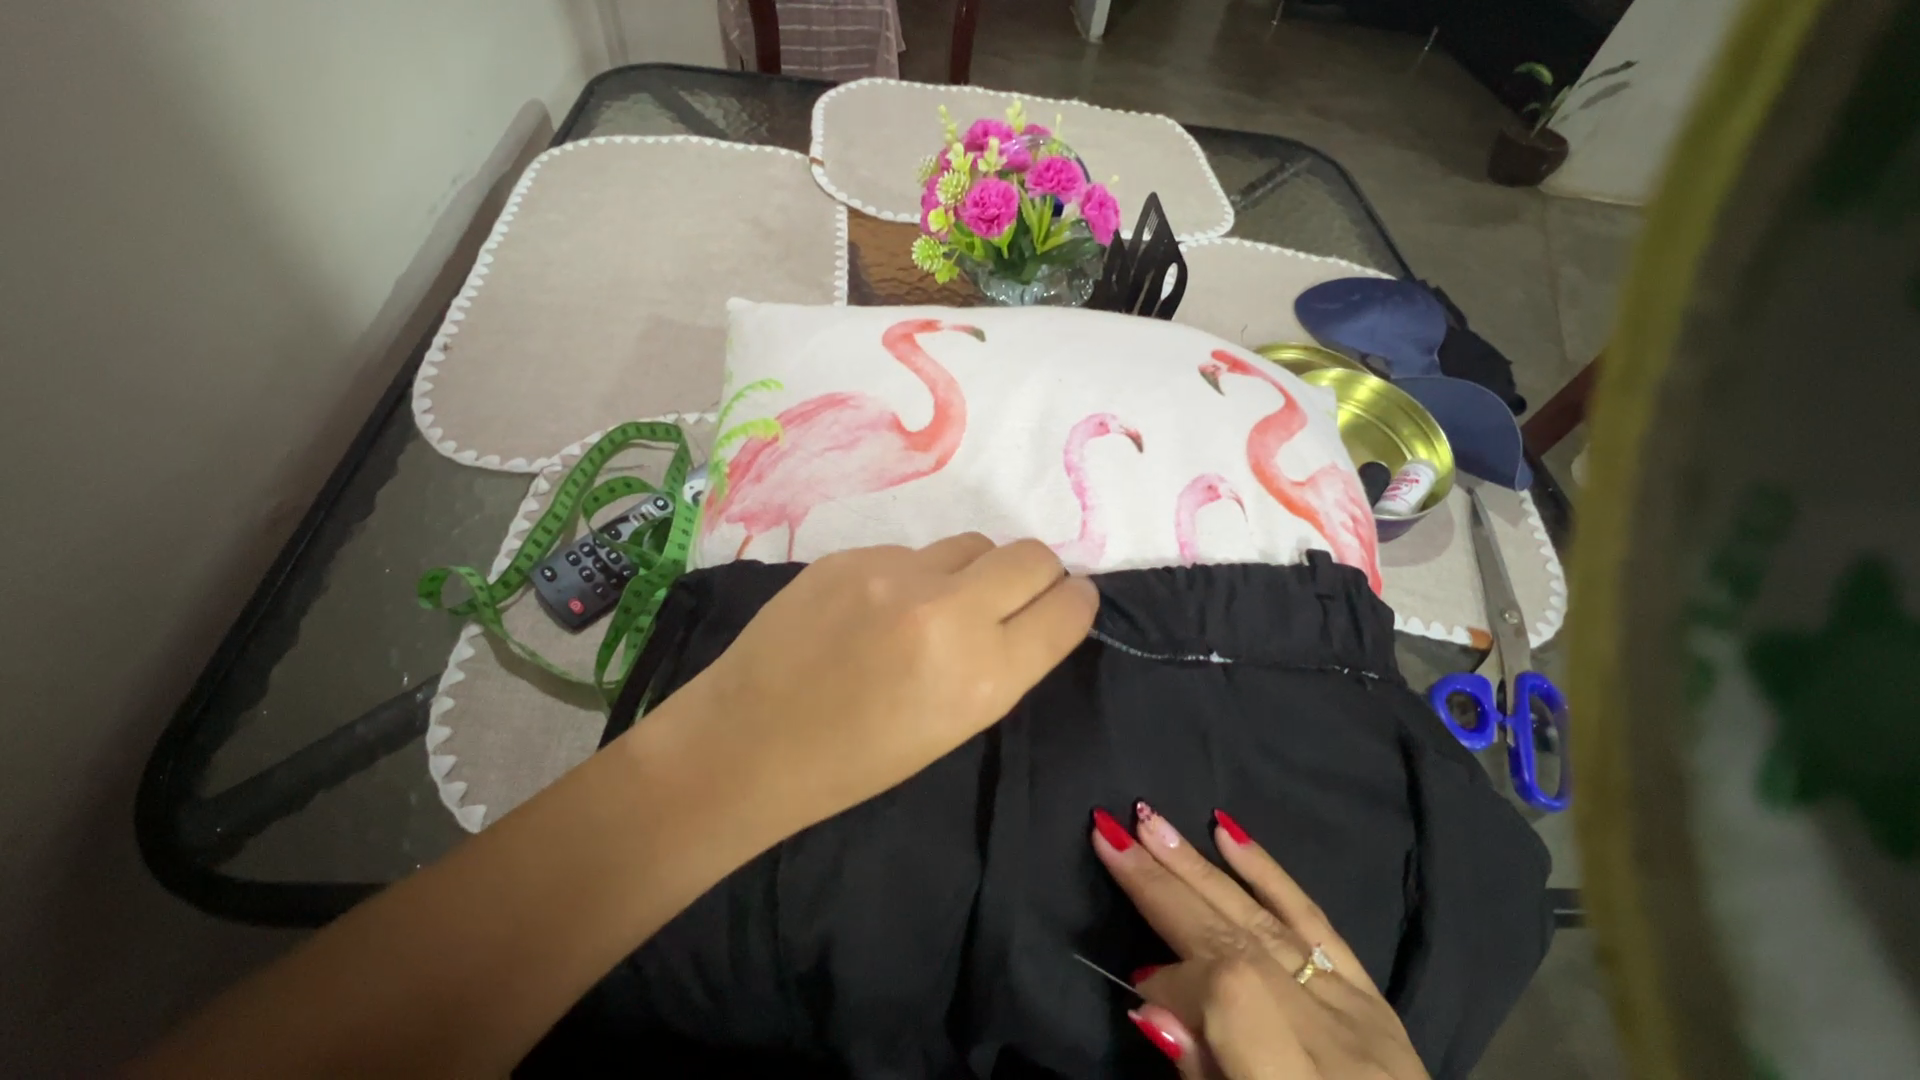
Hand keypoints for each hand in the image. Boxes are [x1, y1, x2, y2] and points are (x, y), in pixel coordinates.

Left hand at [679, 533, 1098, 833]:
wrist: (748, 743)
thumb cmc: (857, 761)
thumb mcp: (954, 726)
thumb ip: (1001, 663)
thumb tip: (1031, 609)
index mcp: (982, 678)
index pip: (1067, 608)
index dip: (1074, 603)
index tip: (1066, 604)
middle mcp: (946, 612)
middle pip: (1031, 555)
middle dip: (1037, 574)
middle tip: (1013, 597)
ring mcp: (893, 573)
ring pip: (972, 543)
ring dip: (973, 571)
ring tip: (935, 607)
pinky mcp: (849, 554)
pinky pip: (912, 550)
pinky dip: (914, 575)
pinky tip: (877, 610)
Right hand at [1091, 804, 1428, 1079]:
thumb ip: (1202, 1074)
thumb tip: (1150, 998)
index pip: (1229, 991)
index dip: (1172, 976)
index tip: (1139, 987)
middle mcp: (1332, 1035)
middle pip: (1238, 940)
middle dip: (1165, 885)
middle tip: (1110, 832)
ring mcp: (1359, 1011)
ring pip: (1267, 919)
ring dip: (1200, 867)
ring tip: (1151, 822)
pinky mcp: (1373, 1000)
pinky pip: (1319, 924)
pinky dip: (1271, 874)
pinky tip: (1230, 833)